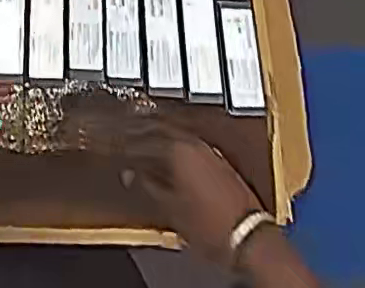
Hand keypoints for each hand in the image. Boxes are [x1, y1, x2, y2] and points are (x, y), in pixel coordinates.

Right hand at [121, 126, 263, 265]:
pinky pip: (188, 144)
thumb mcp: (169, 208)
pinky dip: (175, 147)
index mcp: (177, 150)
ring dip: (158, 137)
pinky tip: (170, 157)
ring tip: (144, 145)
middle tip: (127, 137)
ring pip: (175, 135)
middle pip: (159, 129)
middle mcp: (193, 143)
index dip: (127, 145)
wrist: (246, 236)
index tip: (118, 147)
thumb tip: (131, 175)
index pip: (143, 139)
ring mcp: (207, 149)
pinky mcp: (217, 158)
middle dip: (142, 133)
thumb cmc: (211, 224)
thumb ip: (147, 186)